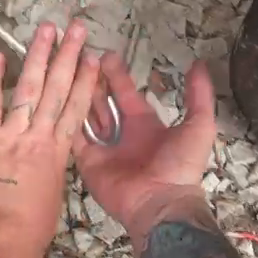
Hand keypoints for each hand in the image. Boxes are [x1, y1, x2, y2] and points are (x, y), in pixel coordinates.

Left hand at [0, 21, 102, 249]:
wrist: (1, 238)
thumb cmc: (29, 229)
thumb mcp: (52, 196)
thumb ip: (50, 169)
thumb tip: (47, 158)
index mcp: (58, 153)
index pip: (76, 108)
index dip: (86, 80)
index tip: (93, 57)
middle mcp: (38, 137)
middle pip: (56, 89)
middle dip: (68, 56)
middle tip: (76, 28)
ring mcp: (11, 135)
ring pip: (28, 88)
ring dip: (38, 56)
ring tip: (47, 29)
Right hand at [73, 54, 216, 238]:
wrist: (161, 201)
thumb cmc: (180, 164)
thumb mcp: (198, 125)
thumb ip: (198, 96)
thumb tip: (199, 64)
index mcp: (144, 124)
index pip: (127, 94)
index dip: (117, 76)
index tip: (106, 56)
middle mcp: (122, 133)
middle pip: (104, 102)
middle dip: (94, 83)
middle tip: (82, 60)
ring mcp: (103, 147)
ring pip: (87, 115)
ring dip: (80, 96)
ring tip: (69, 74)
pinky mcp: (87, 161)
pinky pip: (75, 137)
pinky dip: (67, 120)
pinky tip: (58, 100)